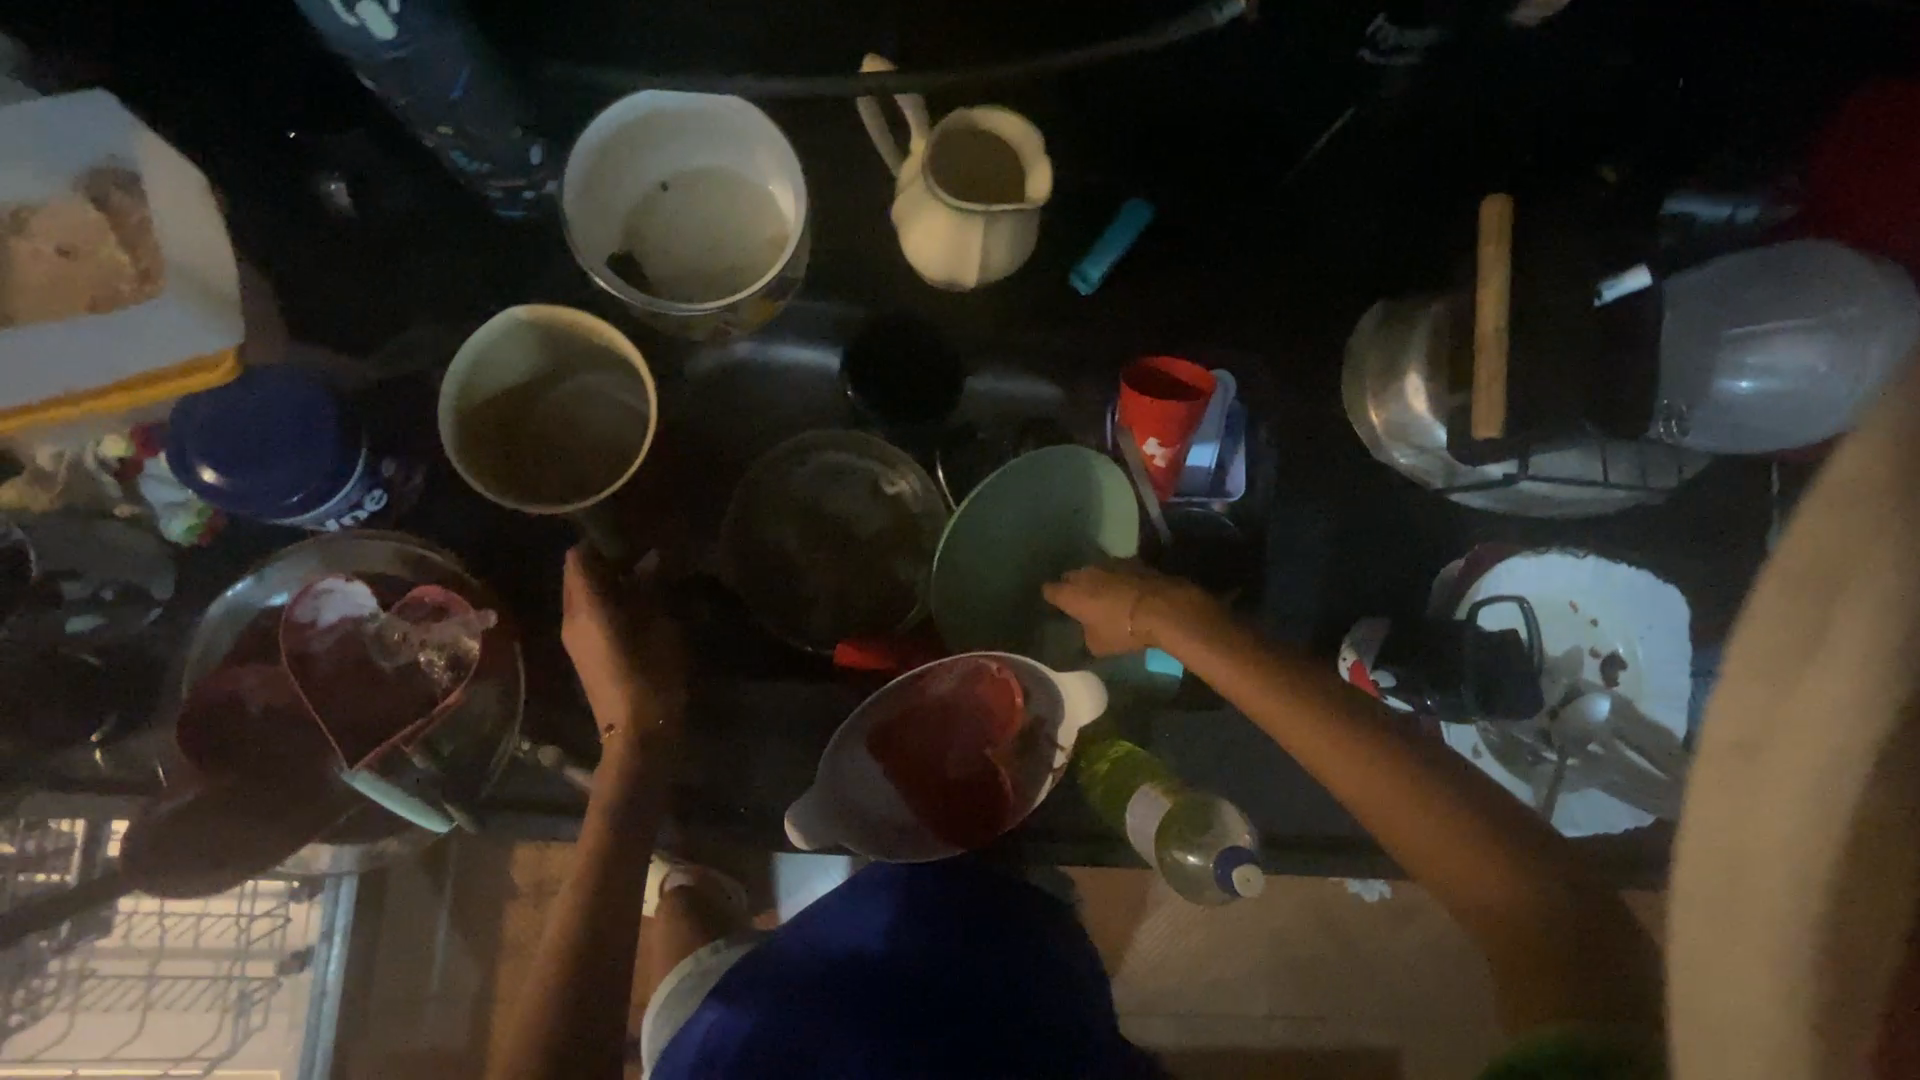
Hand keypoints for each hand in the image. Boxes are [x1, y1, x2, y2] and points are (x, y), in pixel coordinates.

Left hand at [561, 546, 687, 739]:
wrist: (638, 734)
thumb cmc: (653, 677)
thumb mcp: (662, 627)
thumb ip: (651, 589)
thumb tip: (650, 559)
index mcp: (587, 607)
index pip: (579, 556)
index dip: (602, 541)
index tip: (634, 535)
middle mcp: (571, 617)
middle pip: (577, 574)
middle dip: (606, 560)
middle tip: (644, 555)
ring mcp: (574, 637)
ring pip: (583, 594)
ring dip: (609, 582)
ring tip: (646, 578)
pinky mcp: (583, 652)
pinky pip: (589, 613)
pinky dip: (608, 601)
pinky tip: (639, 606)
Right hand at [1042, 559, 1220, 655]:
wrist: (1161, 608)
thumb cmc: (1123, 630)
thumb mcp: (1098, 645)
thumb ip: (1086, 635)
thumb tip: (1087, 632)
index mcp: (1070, 594)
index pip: (1049, 591)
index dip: (1051, 598)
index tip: (1056, 606)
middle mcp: (1085, 574)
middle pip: (1070, 577)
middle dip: (1072, 587)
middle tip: (1081, 602)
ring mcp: (1108, 564)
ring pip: (1094, 571)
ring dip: (1096, 581)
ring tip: (1105, 595)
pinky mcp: (1132, 561)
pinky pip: (1116, 569)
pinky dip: (1118, 578)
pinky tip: (1127, 589)